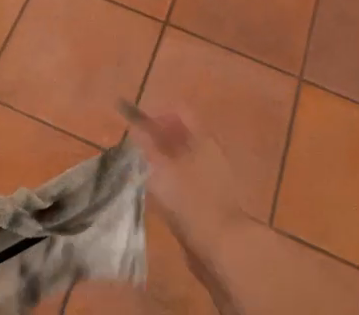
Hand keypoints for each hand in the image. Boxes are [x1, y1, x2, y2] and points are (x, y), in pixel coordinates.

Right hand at [126, 108, 251, 312]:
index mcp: (202, 139)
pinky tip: (157, 193)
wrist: (223, 247)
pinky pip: (186, 178)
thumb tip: (136, 131)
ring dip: (163, 158)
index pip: (179, 111)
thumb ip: (147, 148)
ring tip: (141, 169)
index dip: (157, 112)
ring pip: (183, 157)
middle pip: (182, 134)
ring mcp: (213, 176)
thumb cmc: (190, 202)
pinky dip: (170, 178)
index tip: (136, 122)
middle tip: (136, 146)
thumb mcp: (161, 171)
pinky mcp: (210, 199)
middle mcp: (210, 152)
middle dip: (158, 136)